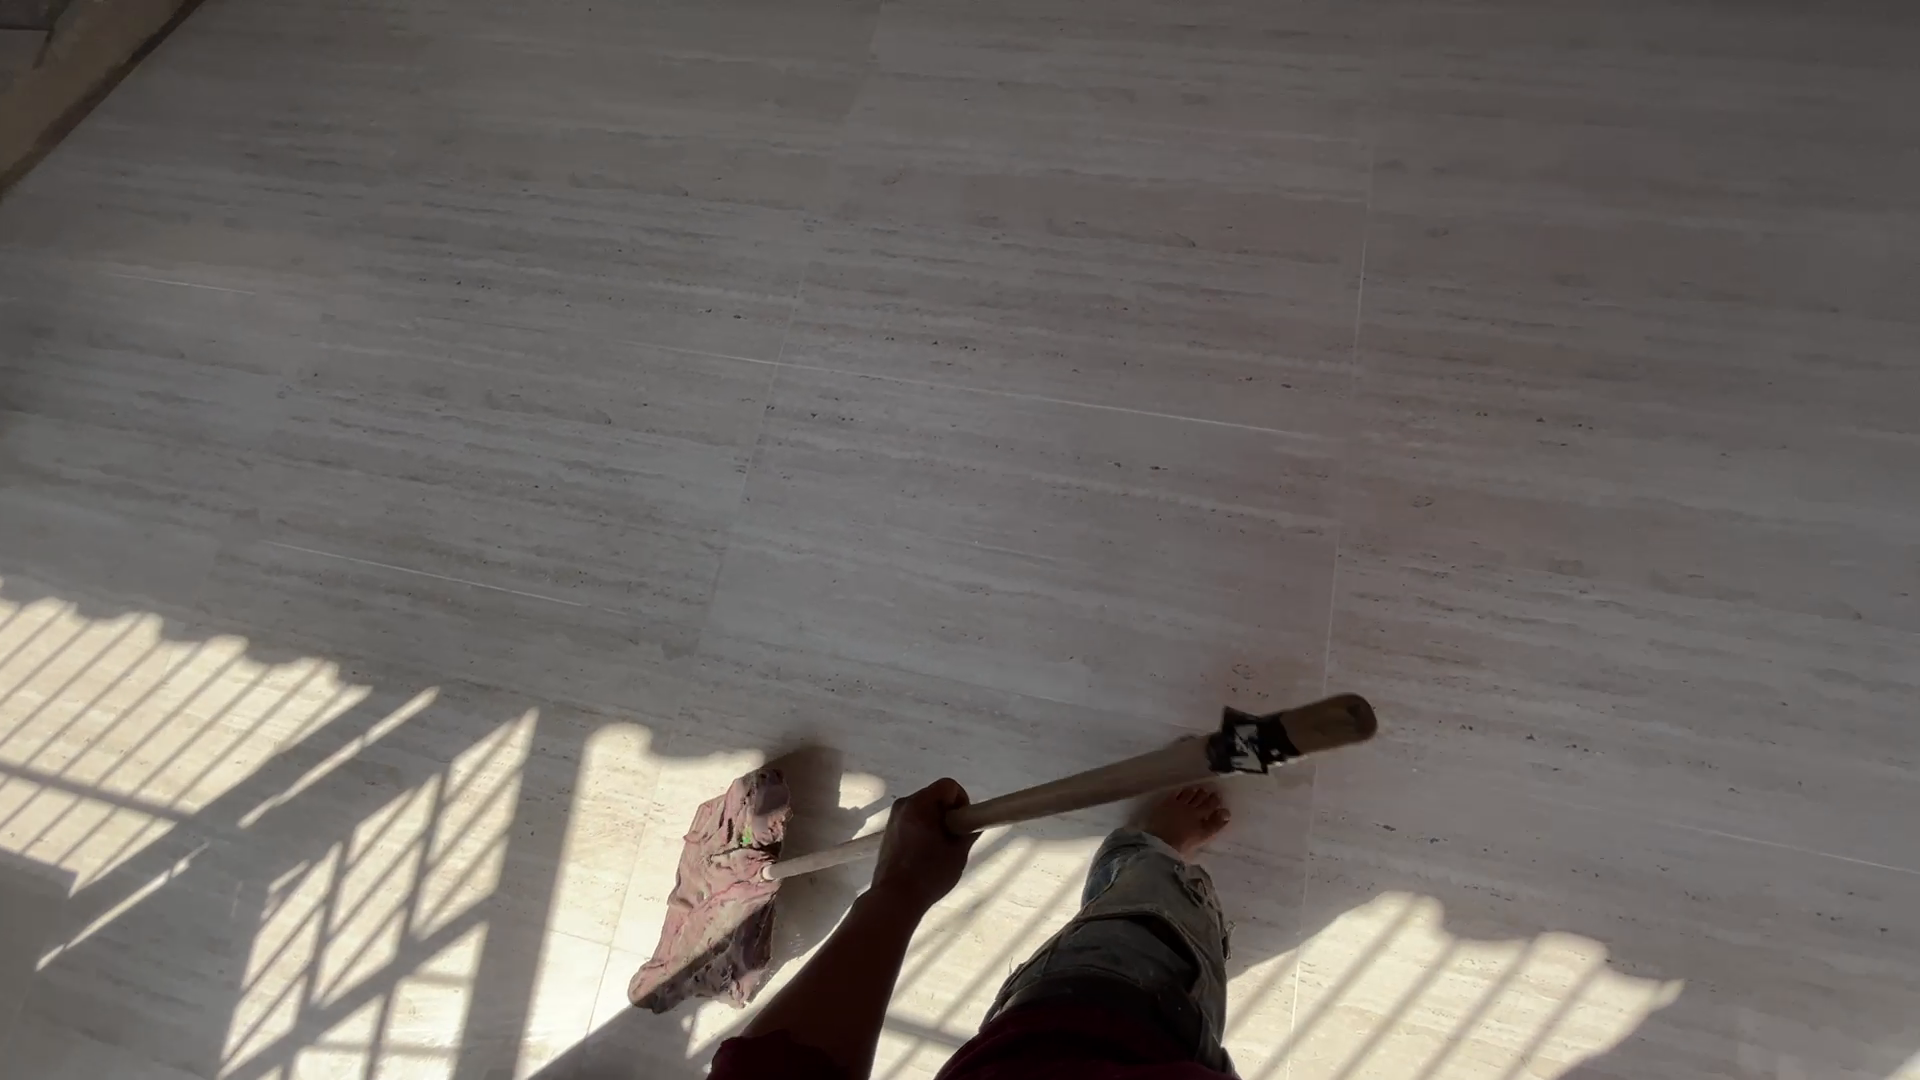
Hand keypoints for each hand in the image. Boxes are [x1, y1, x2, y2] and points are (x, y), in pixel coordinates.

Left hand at [870, 778, 977, 914]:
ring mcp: (894, 817)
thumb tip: (973, 824)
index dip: (961, 800)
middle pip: (935, 796)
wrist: (894, 899)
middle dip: (948, 813)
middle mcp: (904, 804)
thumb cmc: (929, 874)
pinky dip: (923, 829)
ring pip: (923, 808)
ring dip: (935, 822)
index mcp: (920, 804)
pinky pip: (912, 820)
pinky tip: (924, 854)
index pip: (948, 785)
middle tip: (954, 838)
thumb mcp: (958, 854)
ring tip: (939, 849)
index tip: (963, 823)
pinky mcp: (889, 831)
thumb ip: (968, 833)